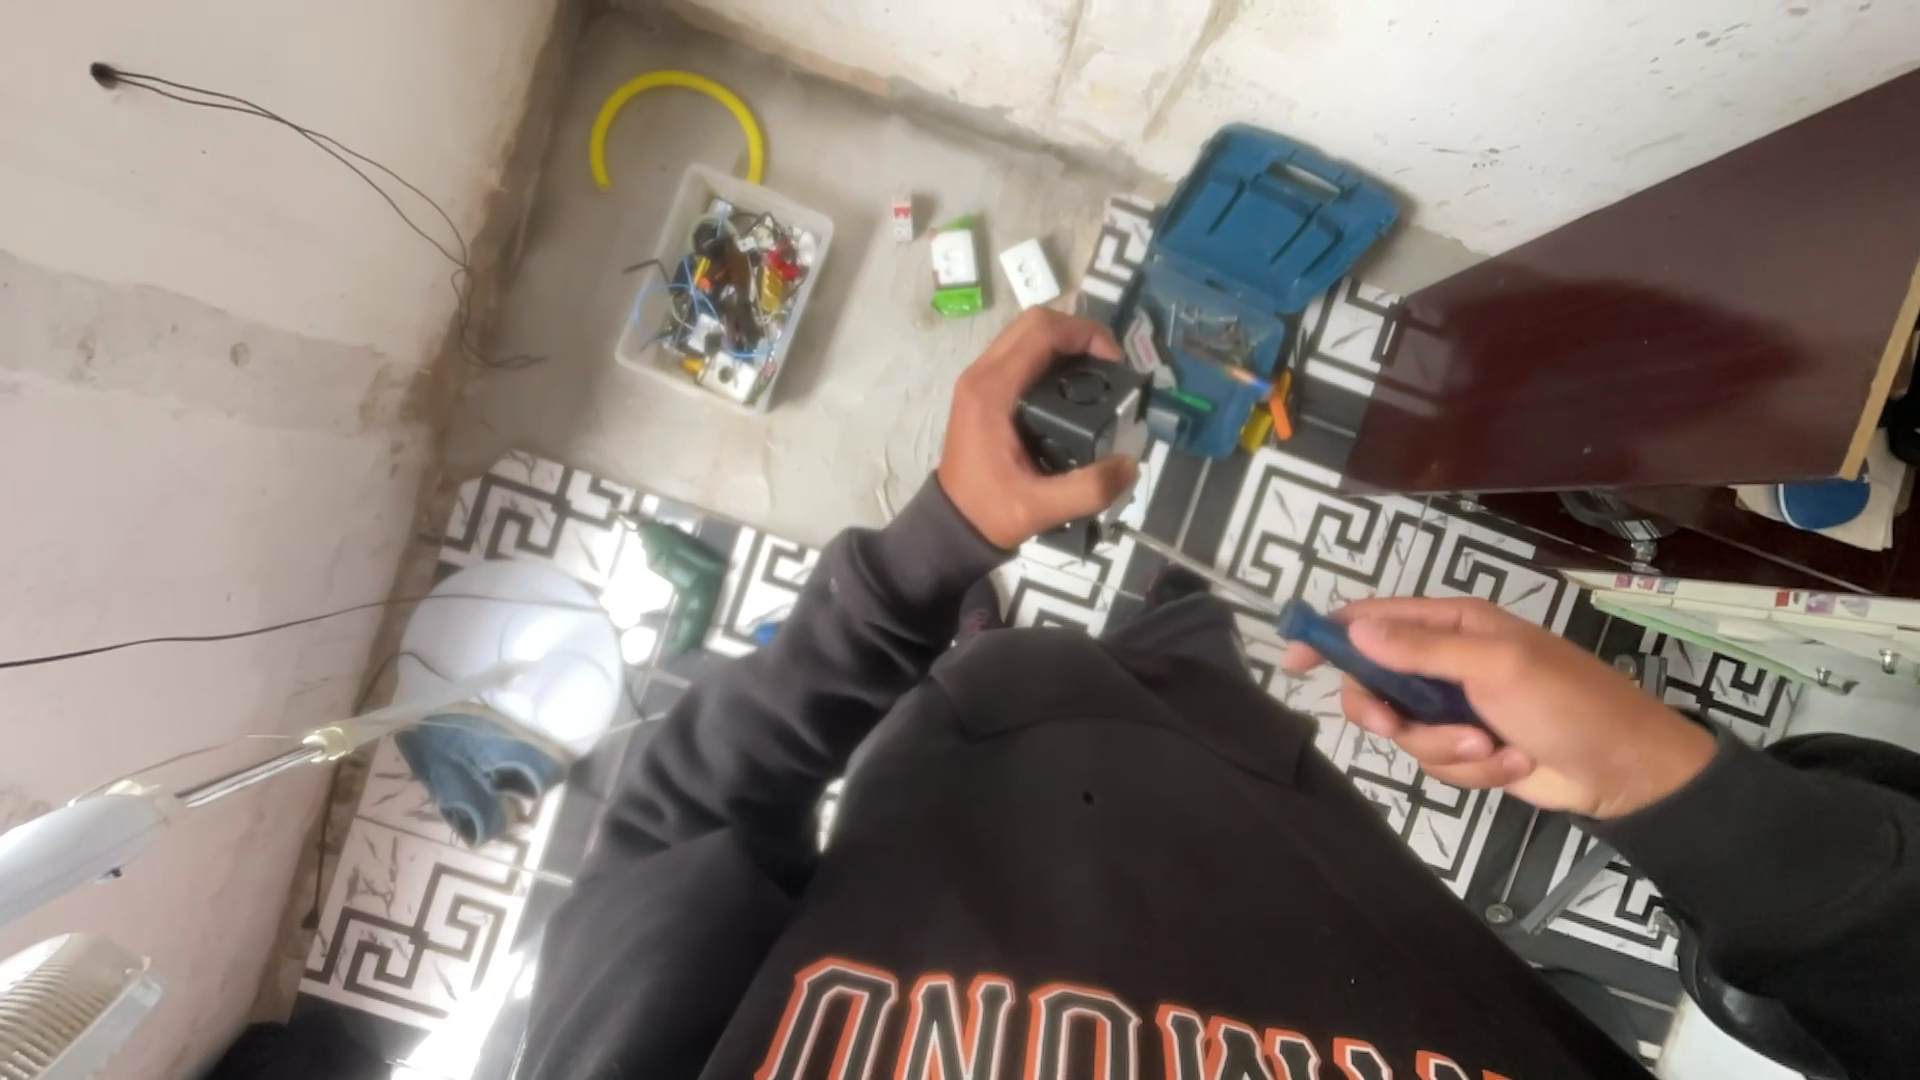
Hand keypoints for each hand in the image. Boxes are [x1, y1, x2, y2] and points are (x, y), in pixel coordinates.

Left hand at [937, 309, 1140, 548]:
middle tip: (1110, 367)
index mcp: (991, 391)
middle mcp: (981, 375)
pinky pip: (1019, 355)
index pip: (1042, 332)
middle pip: (1033, 323)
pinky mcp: (981, 391)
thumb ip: (1088, 489)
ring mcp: (978, 381)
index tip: (1115, 363)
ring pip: (1025, 336)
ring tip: (1096, 375)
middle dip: (1078, 334)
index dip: (1085, 334)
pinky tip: (1072, 388)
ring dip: (1063, 344)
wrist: (952, 524)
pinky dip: (1049, 358)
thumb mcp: (1041, 508)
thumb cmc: (990, 512)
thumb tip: (1129, 464)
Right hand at [1281, 596, 1715, 817]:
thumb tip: (1353, 631)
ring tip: (1491, 747)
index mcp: (1450, 626)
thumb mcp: (1495, 666)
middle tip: (1389, 726)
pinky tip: (1511, 763)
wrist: (1633, 775)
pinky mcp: (1463, 746)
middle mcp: (1441, 662)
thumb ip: (1420, 649)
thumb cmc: (1568, 703)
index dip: (1328, 636)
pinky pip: (1434, 759)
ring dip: (1443, 746)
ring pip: (1402, 728)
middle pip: (1371, 682)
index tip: (1295, 660)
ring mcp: (1451, 706)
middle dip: (1381, 709)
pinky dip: (1470, 768)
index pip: (1370, 620)